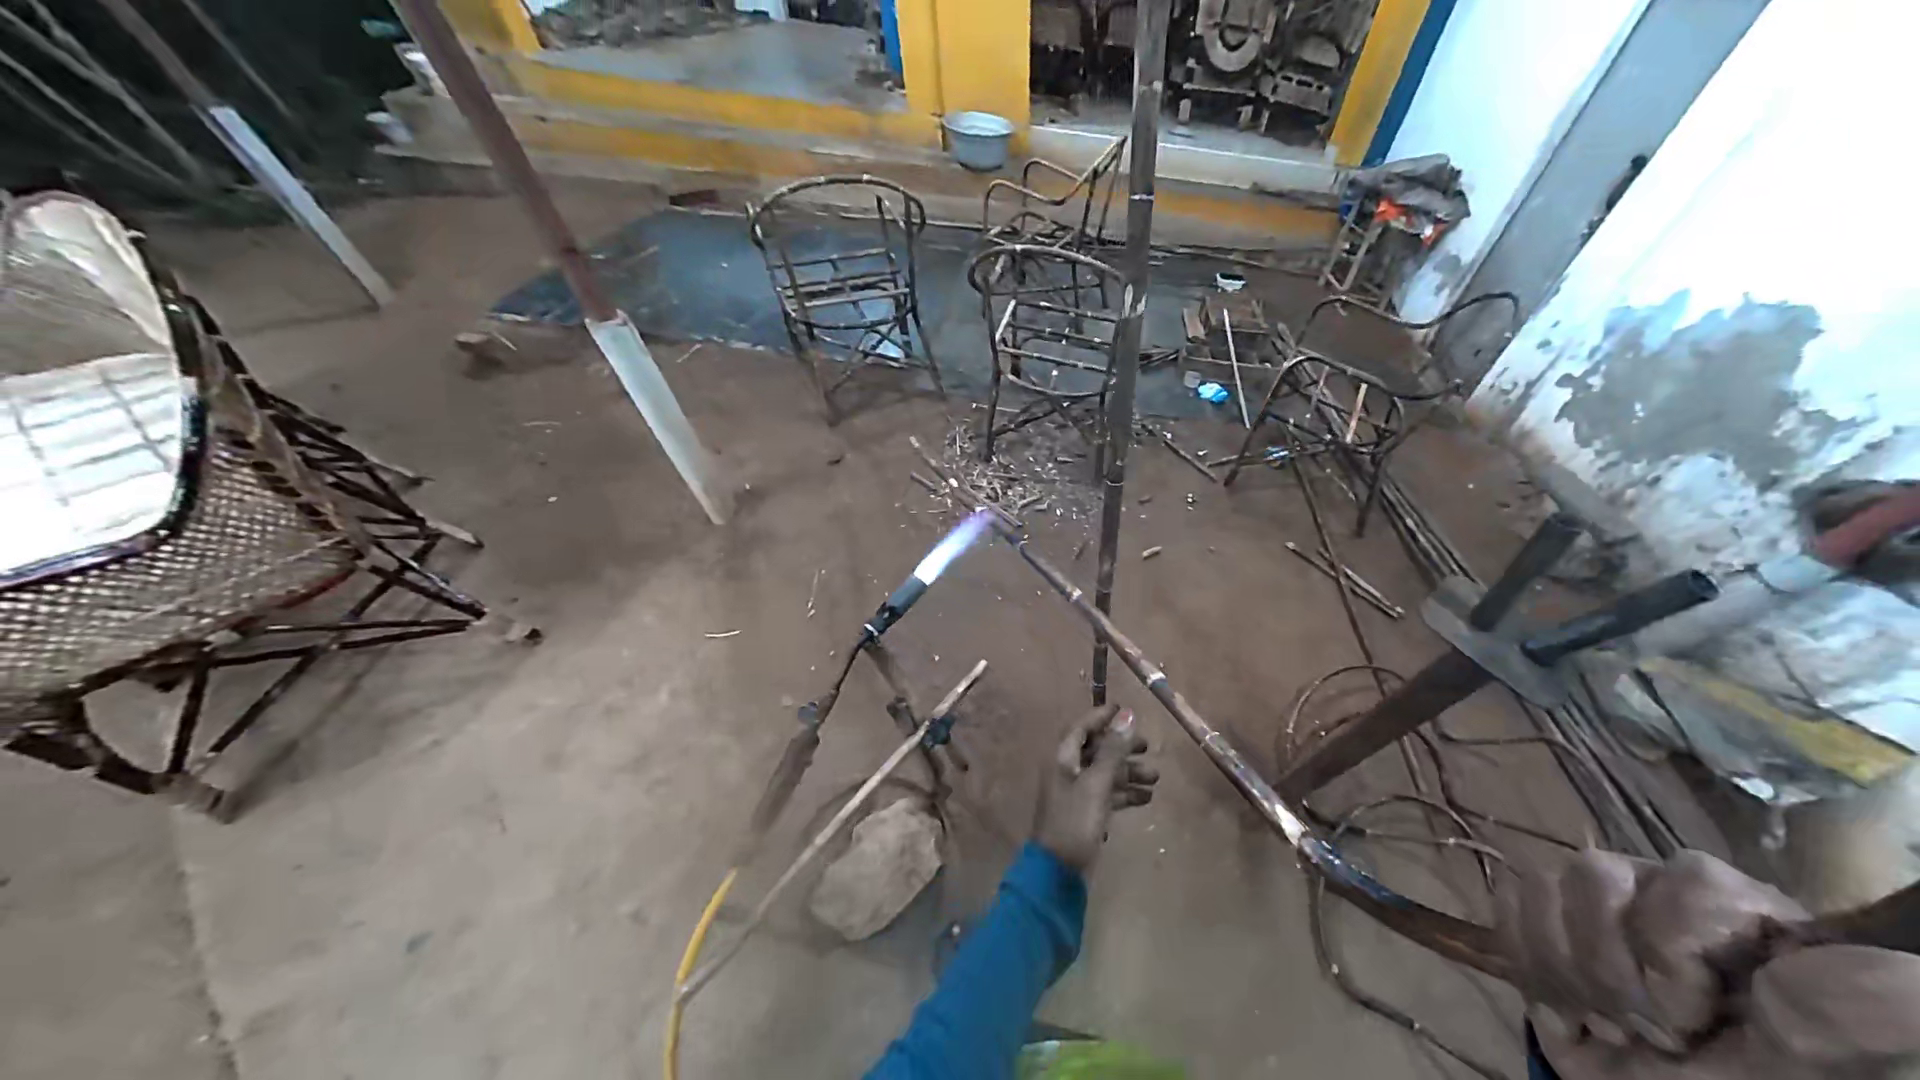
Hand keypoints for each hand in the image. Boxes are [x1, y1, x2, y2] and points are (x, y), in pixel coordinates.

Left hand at [1033, 704, 1156, 873]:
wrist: (1058, 870)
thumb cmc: (1074, 821)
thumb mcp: (1096, 783)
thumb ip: (1113, 750)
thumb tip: (1127, 715)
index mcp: (1062, 758)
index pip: (1081, 727)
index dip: (1101, 717)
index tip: (1124, 709)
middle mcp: (1067, 770)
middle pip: (1096, 749)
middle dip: (1121, 747)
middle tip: (1148, 746)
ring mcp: (1076, 792)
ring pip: (1105, 773)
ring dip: (1129, 772)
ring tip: (1156, 777)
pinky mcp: (1085, 813)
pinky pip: (1107, 794)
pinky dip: (1125, 793)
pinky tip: (1147, 798)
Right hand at [1501, 848, 1919, 1078]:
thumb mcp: (1860, 1047)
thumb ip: (1868, 1002)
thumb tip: (1851, 974)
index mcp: (1739, 913)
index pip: (1691, 878)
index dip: (1675, 948)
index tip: (1699, 1023)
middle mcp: (1657, 895)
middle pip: (1593, 871)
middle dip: (1608, 966)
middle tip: (1649, 1032)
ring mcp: (1591, 910)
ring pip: (1541, 883)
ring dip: (1565, 969)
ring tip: (1605, 1025)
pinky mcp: (1540, 932)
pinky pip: (1506, 904)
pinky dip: (1527, 961)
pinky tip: (1565, 1009)